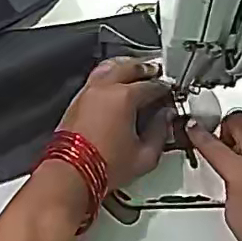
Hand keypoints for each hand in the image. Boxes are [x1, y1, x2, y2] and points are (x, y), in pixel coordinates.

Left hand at [59, 58, 173, 186]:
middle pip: (129, 67)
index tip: (170, 92)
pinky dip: (108, 75)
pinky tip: (114, 85)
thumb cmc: (103, 166)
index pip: (151, 85)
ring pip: (109, 67)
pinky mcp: (76, 101)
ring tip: (135, 72)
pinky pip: (95, 79)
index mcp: (124, 97)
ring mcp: (87, 93)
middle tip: (156, 72)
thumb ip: (160, 132)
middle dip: (146, 68)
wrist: (71, 173)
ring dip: (125, 66)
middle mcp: (104, 89)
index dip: (164, 87)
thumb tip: (165, 119)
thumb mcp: (145, 156)